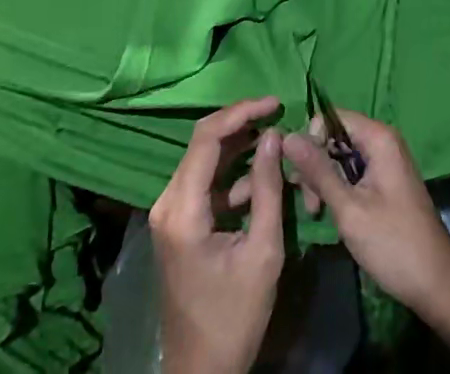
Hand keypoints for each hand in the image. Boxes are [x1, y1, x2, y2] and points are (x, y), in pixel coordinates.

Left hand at [152, 96, 285, 373]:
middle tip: (281, 115)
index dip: (241, 112)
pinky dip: (235, 176)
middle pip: (204, 144)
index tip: (276, 102)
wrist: (202, 369)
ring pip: (207, 162)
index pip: (206, 138)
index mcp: (182, 209)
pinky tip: (265, 178)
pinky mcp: (180, 225)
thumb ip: (267, 188)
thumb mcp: (262, 250)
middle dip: (243, 125)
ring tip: (280, 144)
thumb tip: (274, 135)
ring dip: (242, 150)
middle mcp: (168, 204)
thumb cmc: (234, 314)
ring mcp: (171, 214)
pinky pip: (208, 185)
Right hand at [282, 111, 449, 323]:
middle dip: (315, 165)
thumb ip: (318, 171)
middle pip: (335, 138)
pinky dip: (337, 189)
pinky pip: (352, 173)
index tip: (297, 172)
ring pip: (340, 157)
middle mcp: (383, 142)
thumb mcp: (348, 208)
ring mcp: (385, 162)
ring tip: (316, 213)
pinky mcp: (383, 182)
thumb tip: (287, 136)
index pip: (332, 118)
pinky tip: (327, 212)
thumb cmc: (392, 243)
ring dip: (323, 181)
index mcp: (379, 138)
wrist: (434, 282)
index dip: (311, 139)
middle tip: (309, 203)